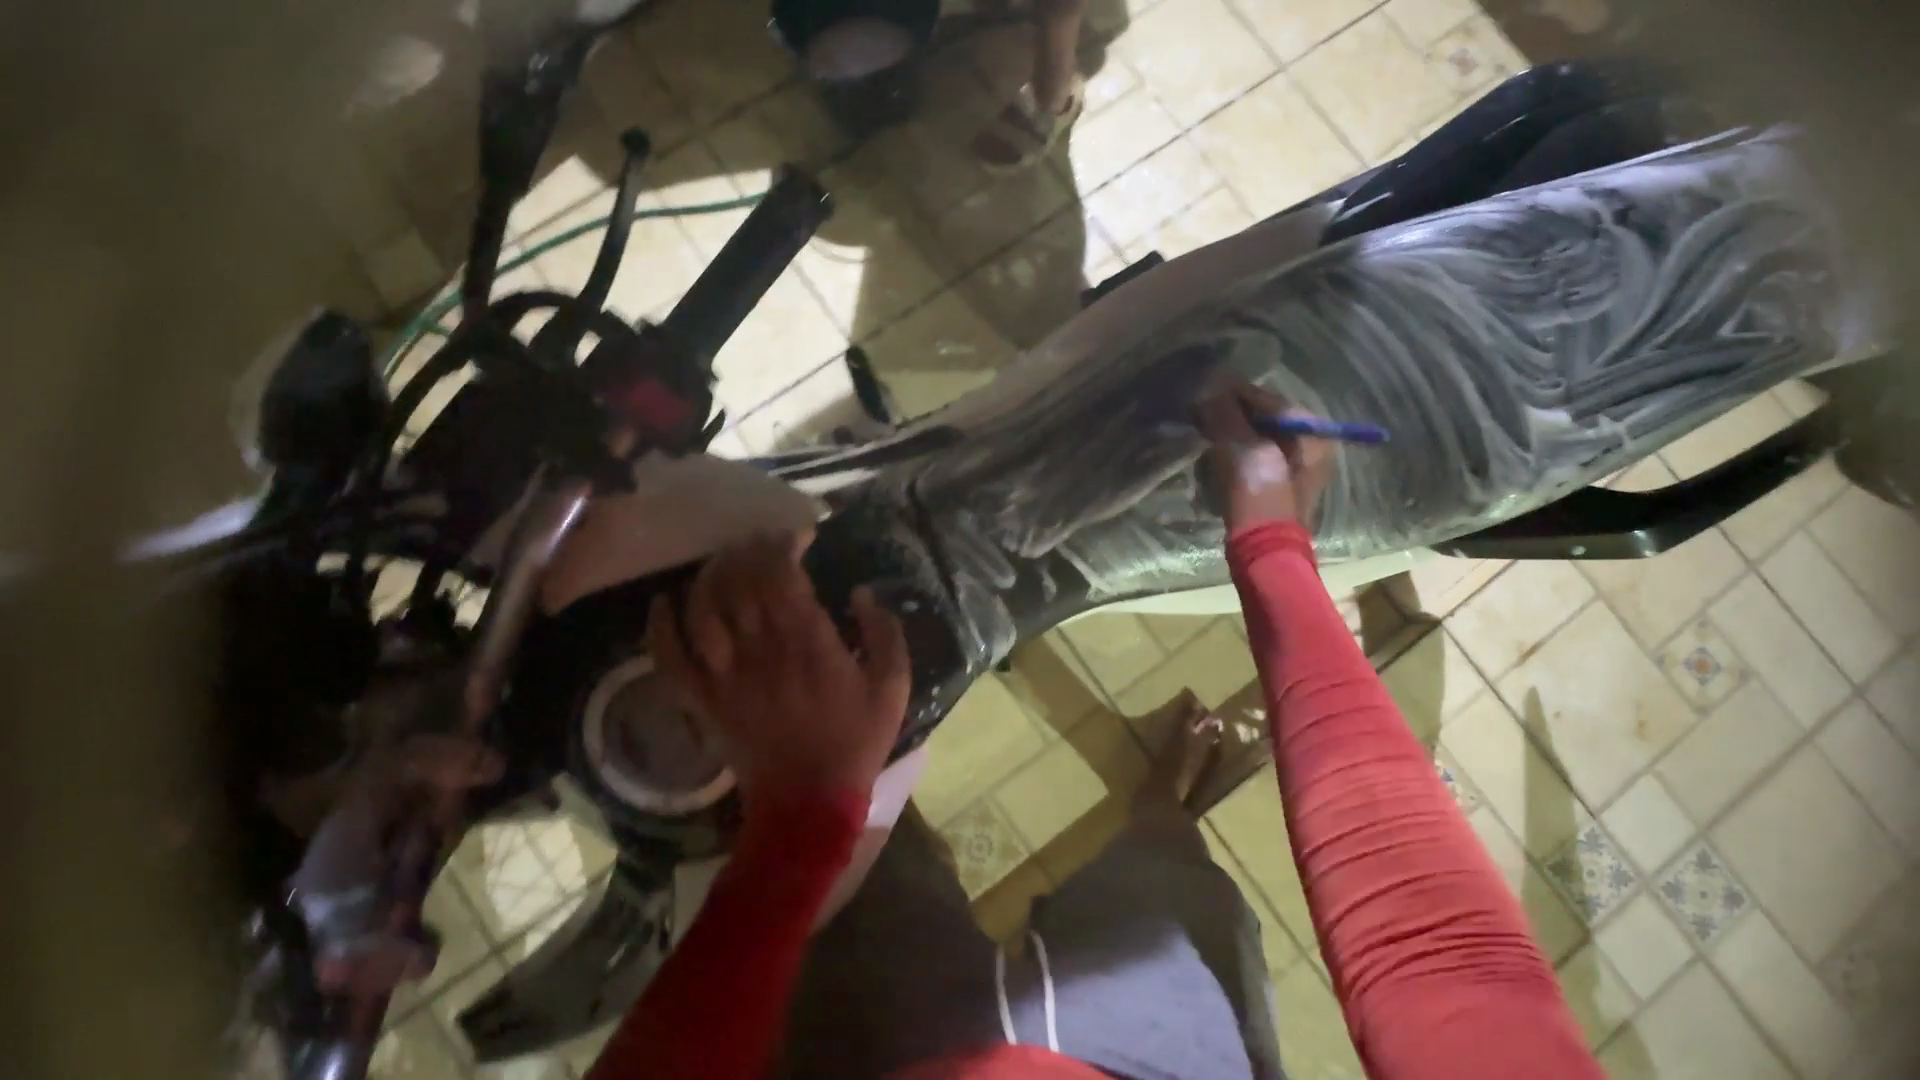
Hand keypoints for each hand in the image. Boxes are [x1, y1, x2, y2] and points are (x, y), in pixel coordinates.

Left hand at [646, 532, 911, 800]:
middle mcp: (760, 649)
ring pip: (702, 608)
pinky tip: (664, 602)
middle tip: (761, 544)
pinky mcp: (703, 700)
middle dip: (747, 550)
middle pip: (738, 580)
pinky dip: (660, 626)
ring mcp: (725, 675)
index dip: (783, 544)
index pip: (781, 573)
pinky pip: (669, 657)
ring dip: (710, 576)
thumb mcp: (893, 687)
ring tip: (725, 564)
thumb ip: (885, 634)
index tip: (798, 535)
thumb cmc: (855, 742)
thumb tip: (862, 594)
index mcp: (808, 642)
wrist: (809, 804)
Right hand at [1197, 378, 1333, 531]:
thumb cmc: (1259, 494)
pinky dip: (1234, 461)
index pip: (1269, 400)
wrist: (1263, 551)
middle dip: (1231, 422)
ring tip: (1206, 447)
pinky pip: (1254, 463)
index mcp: (1314, 433)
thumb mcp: (1242, 448)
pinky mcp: (1279, 491)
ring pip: (1256, 443)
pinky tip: (1216, 468)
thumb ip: (1226, 414)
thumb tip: (1210, 386)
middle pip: (1263, 422)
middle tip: (1201, 422)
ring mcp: (1297, 472)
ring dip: (1229, 442)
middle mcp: (1313, 448)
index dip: (1234, 396)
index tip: (1204, 395)